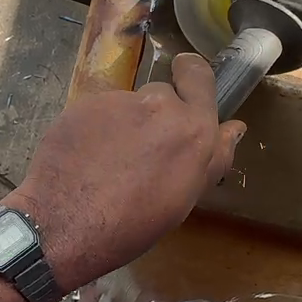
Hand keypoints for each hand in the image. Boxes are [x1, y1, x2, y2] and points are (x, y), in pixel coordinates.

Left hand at [7, 52, 242, 288]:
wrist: (66, 223)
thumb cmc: (132, 225)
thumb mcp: (183, 199)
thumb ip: (212, 157)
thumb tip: (235, 128)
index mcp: (193, 129)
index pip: (199, 77)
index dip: (190, 76)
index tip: (183, 80)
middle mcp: (159, 105)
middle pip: (161, 94)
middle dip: (153, 115)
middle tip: (138, 150)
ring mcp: (117, 102)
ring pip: (125, 105)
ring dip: (121, 124)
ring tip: (104, 162)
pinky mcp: (83, 106)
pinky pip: (95, 112)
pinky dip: (92, 129)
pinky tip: (82, 159)